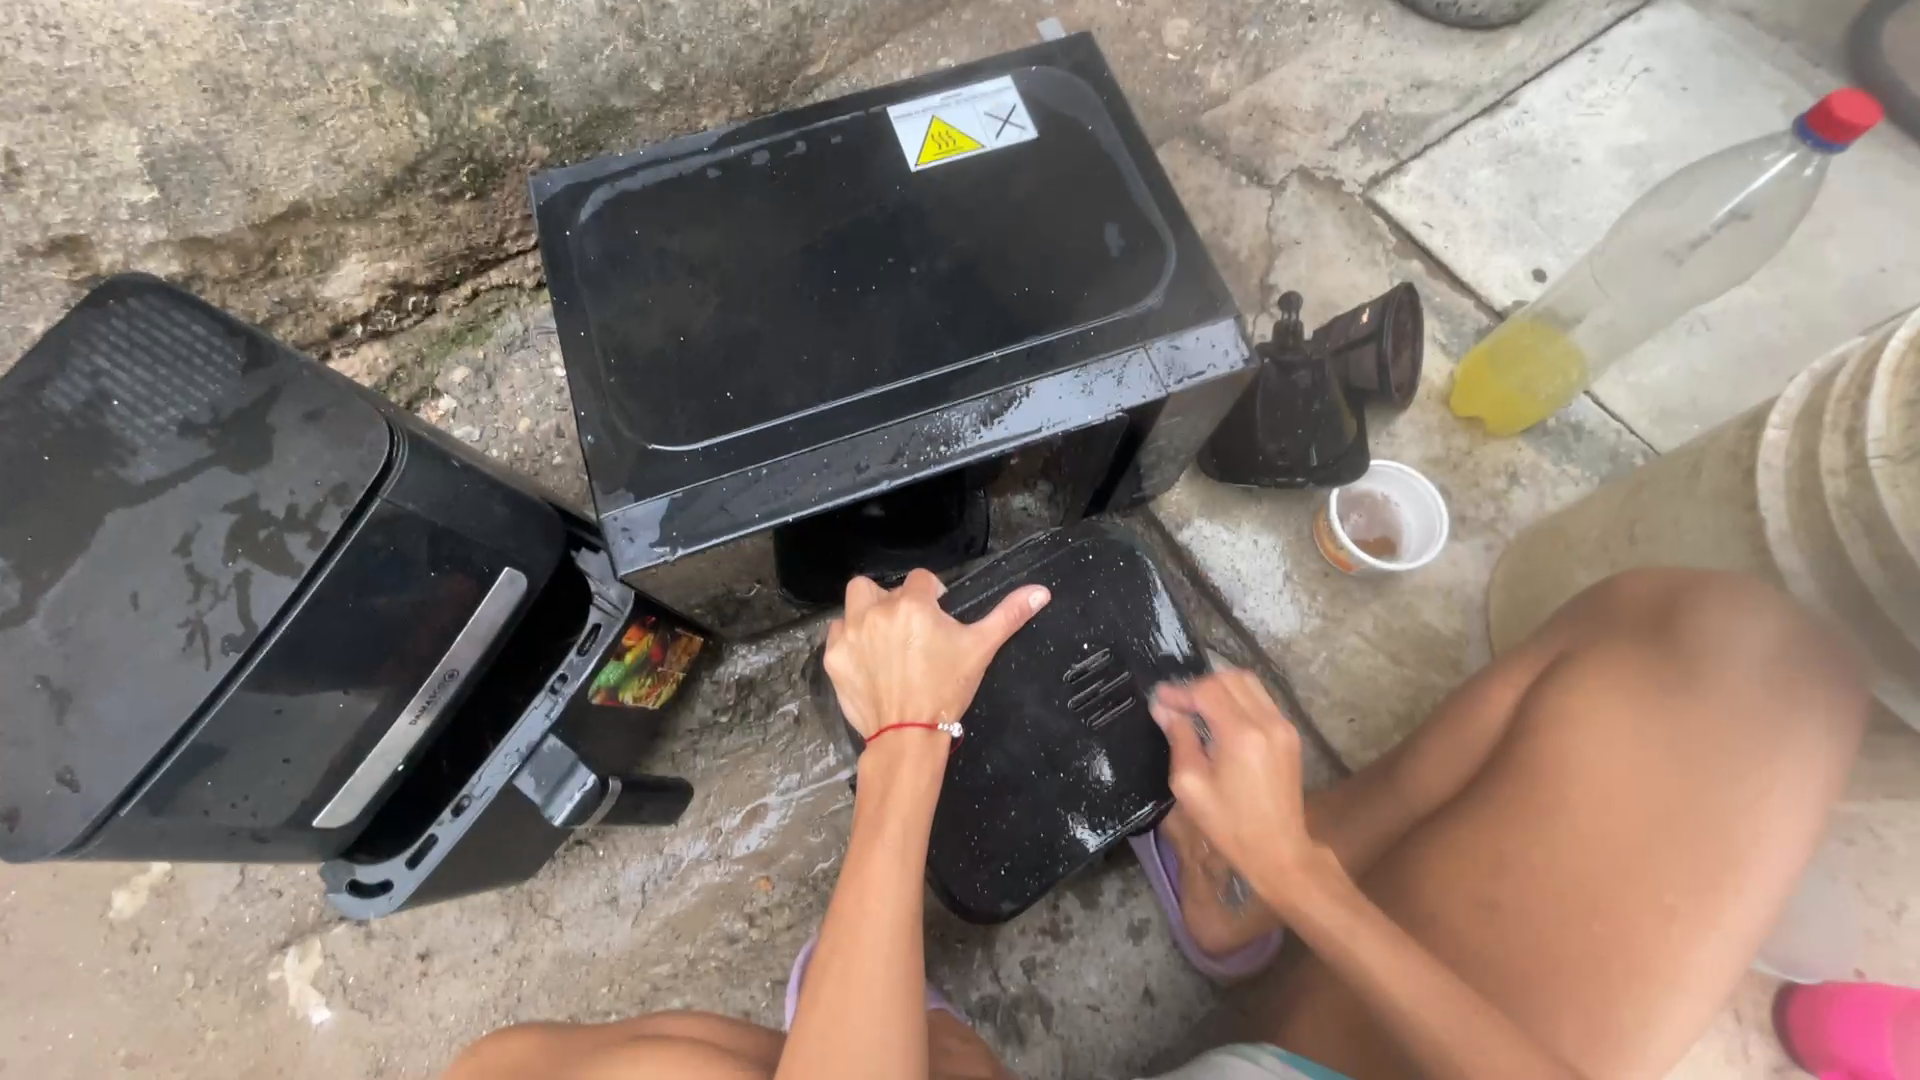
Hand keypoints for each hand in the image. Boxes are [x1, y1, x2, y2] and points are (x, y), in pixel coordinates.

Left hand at [823, 569, 1050, 744]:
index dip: (932, 595)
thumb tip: (1040, 591)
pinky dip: (849, 639)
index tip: (937, 616)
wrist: (908, 734)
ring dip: (867, 613)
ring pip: (854, 602)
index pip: (922, 579)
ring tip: (884, 638)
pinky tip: (866, 657)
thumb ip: (1008, 615)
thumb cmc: (947, 689)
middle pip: (881, 586)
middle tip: (908, 628)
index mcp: (913, 604)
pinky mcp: (834, 656)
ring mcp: (851, 633)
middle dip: (894, 599)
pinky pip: (837, 633)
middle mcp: (877, 610)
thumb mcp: (981, 649)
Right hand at [1150, 670, 1324, 904]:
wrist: (1279, 851)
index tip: (1158, 698)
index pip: (1206, 691)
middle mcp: (1267, 722)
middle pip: (1229, 679)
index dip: (1179, 691)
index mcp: (1241, 735)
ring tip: (1196, 706)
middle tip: (1177, 703)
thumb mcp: (1190, 785)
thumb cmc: (1229, 824)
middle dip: (1198, 685)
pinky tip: (1220, 717)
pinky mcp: (1290, 735)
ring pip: (1248, 683)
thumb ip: (1178, 738)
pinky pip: (1261, 699)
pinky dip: (1237, 698)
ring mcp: (1283, 727)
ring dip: (1219, 687)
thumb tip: (1163, 708)